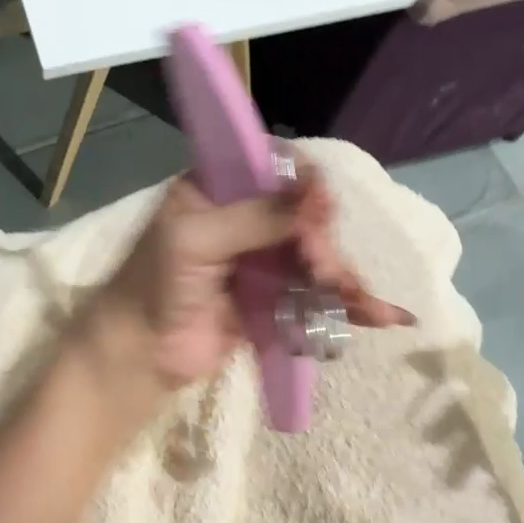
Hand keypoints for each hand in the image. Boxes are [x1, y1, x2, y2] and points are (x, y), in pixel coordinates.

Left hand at [78, 162, 412, 422]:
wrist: (140, 355)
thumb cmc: (154, 285)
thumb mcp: (196, 239)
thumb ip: (256, 216)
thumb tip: (317, 189)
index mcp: (216, 187)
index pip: (274, 167)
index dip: (303, 184)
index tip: (320, 209)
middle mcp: (243, 216)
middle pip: (305, 215)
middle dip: (323, 243)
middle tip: (322, 271)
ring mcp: (262, 259)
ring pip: (318, 255)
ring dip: (341, 276)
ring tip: (354, 301)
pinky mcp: (276, 300)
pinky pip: (318, 293)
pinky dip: (349, 304)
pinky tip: (383, 316)